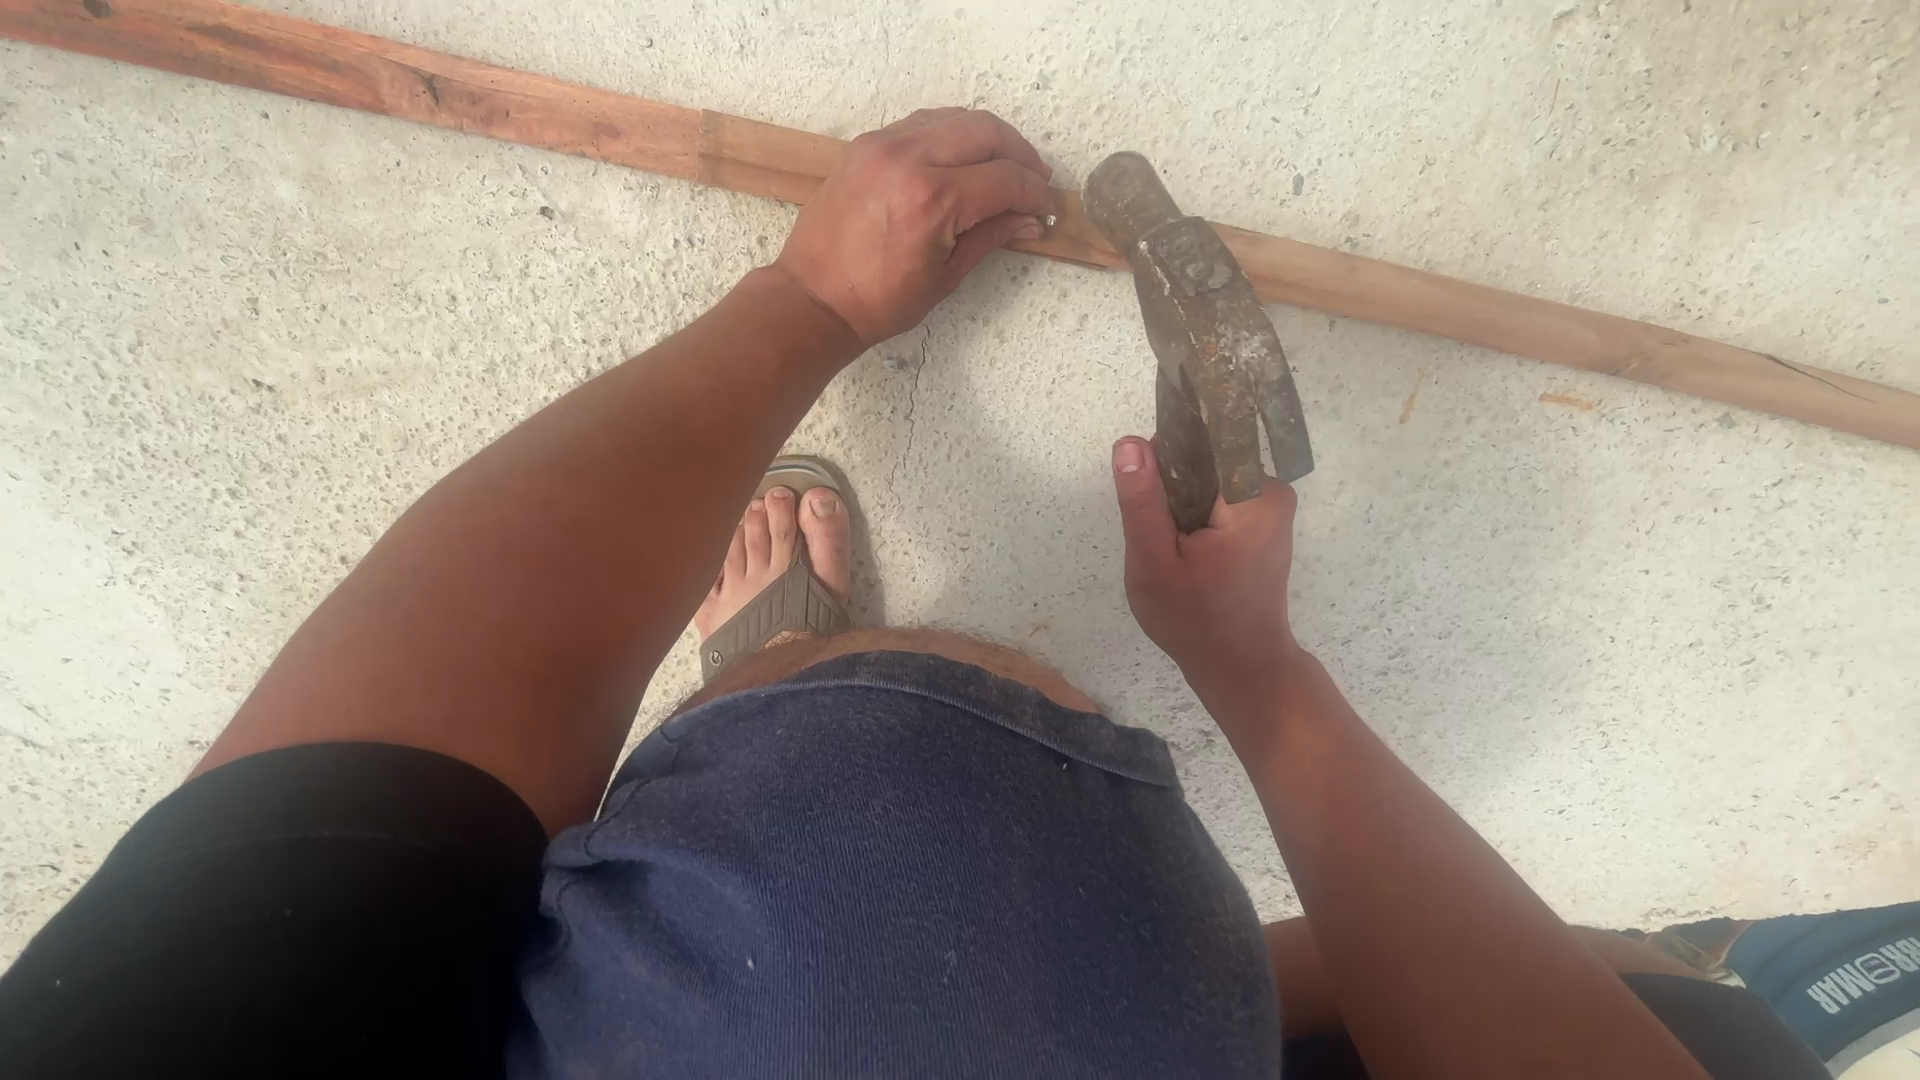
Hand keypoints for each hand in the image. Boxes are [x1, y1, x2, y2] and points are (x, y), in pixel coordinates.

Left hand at [773, 108, 1054, 346]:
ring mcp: (883, 146)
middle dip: (1020, 155)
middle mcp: (908, 160)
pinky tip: (963, 159)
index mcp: (932, 200)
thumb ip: (990, 237)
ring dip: (988, 137)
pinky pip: (923, 122)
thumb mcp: (945, 276)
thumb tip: (1029, 221)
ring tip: (1004, 166)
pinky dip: (951, 133)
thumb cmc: (876, 302)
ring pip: (955, 118)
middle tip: (1034, 180)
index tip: (1046, 206)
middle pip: (986, 132)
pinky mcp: (867, 145)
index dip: (1034, 193)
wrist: (814, 299)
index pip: (1004, 180)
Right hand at [1111, 435, 1303, 711]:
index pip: (1197, 443)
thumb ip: (1142, 501)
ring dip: (1180, 504)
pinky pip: (1218, 496)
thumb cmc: (1194, 620)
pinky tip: (1188, 550)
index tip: (1148, 501)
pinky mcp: (1264, 519)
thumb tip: (1128, 443)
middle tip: (1158, 537)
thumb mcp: (1153, 562)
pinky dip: (1195, 515)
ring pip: (1207, 477)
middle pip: (1202, 459)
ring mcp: (1271, 504)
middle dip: (1170, 489)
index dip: (1161, 462)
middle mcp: (1270, 490)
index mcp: (1251, 495)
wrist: (1241, 665)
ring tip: (1173, 548)